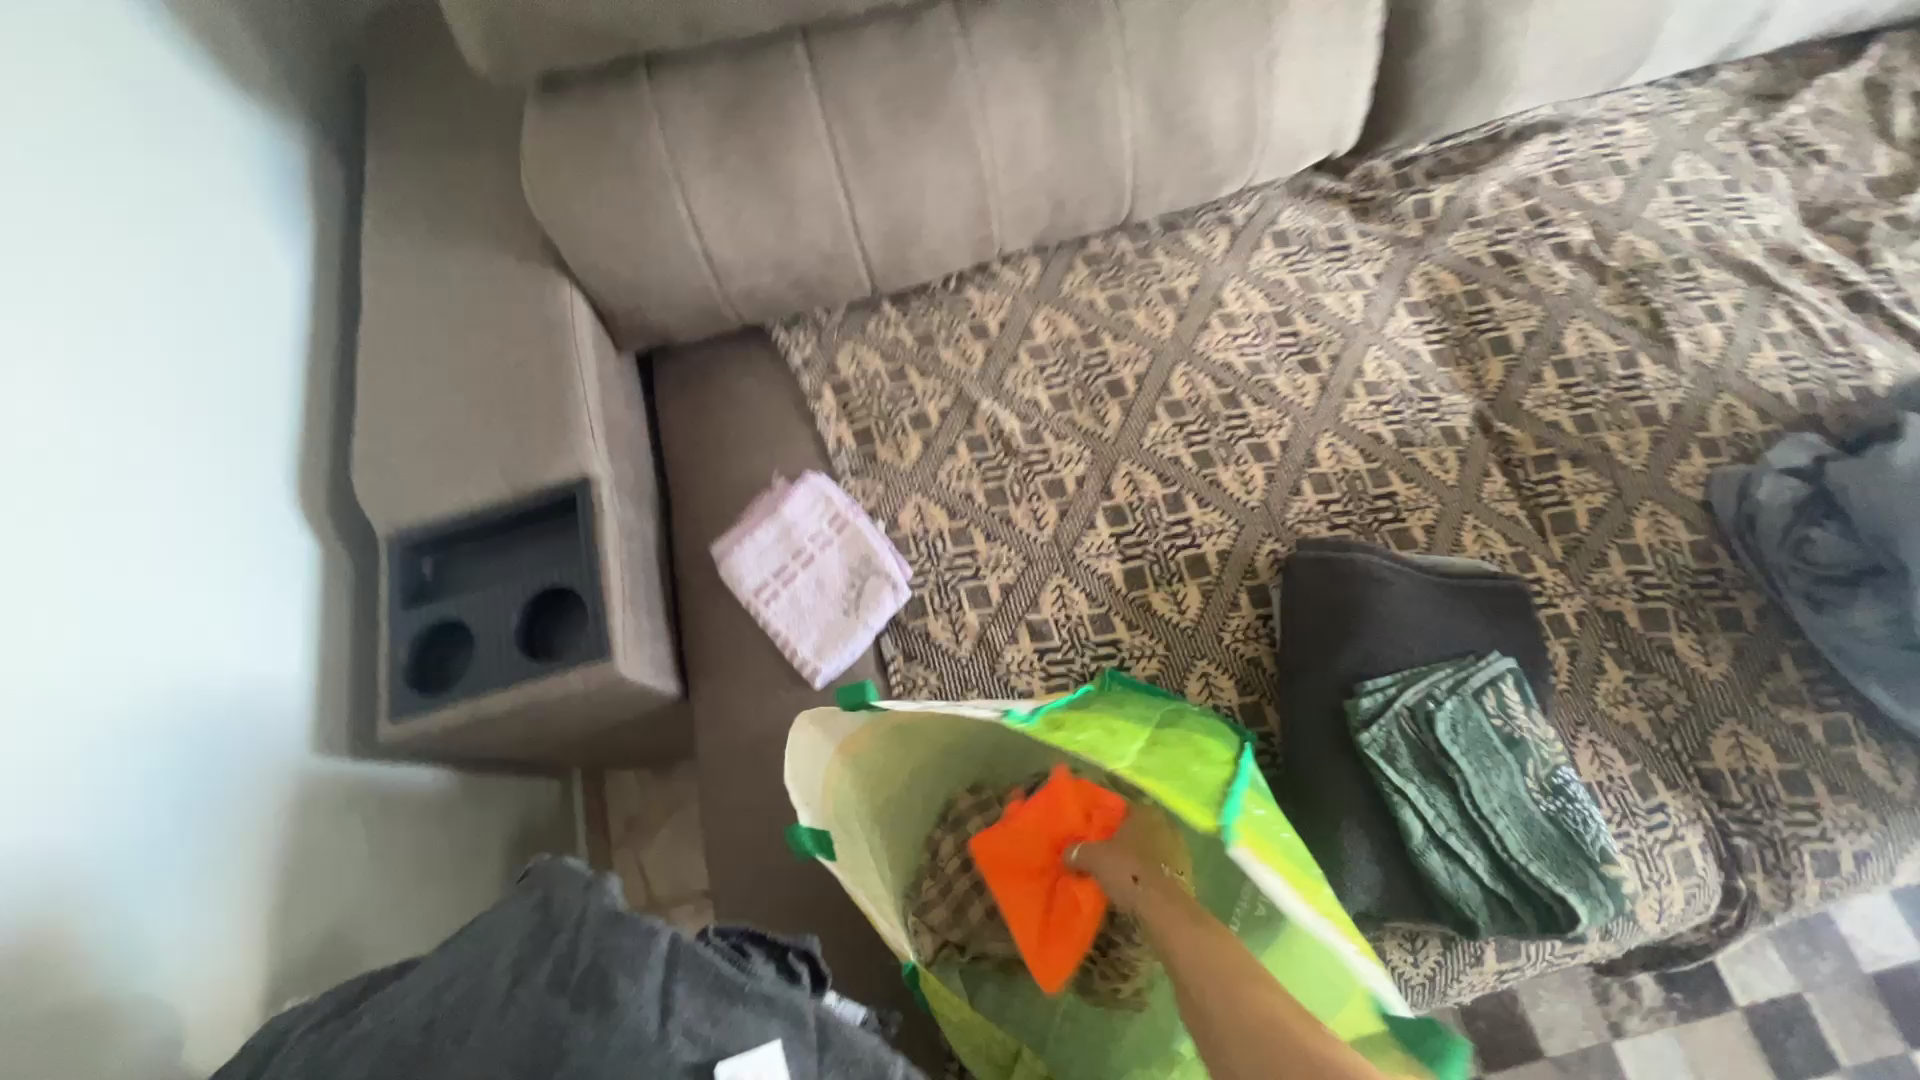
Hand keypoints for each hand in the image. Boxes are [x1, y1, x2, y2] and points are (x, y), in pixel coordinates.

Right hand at [1066, 805, 1188, 910]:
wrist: (1165, 910)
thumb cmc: (1129, 871)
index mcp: (1145, 813)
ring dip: (1138, 860)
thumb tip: (1066, 853)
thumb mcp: (1094, 859)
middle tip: (1104, 853)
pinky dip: (1150, 878)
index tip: (1095, 831)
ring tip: (1119, 874)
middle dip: (1124, 841)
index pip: (1123, 808)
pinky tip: (1136, 889)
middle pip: (1139, 830)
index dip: (1108, 819)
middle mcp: (1166, 826)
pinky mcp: (1187, 876)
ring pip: (1152, 851)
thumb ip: (1078, 851)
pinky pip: (1161, 871)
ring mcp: (1180, 852)